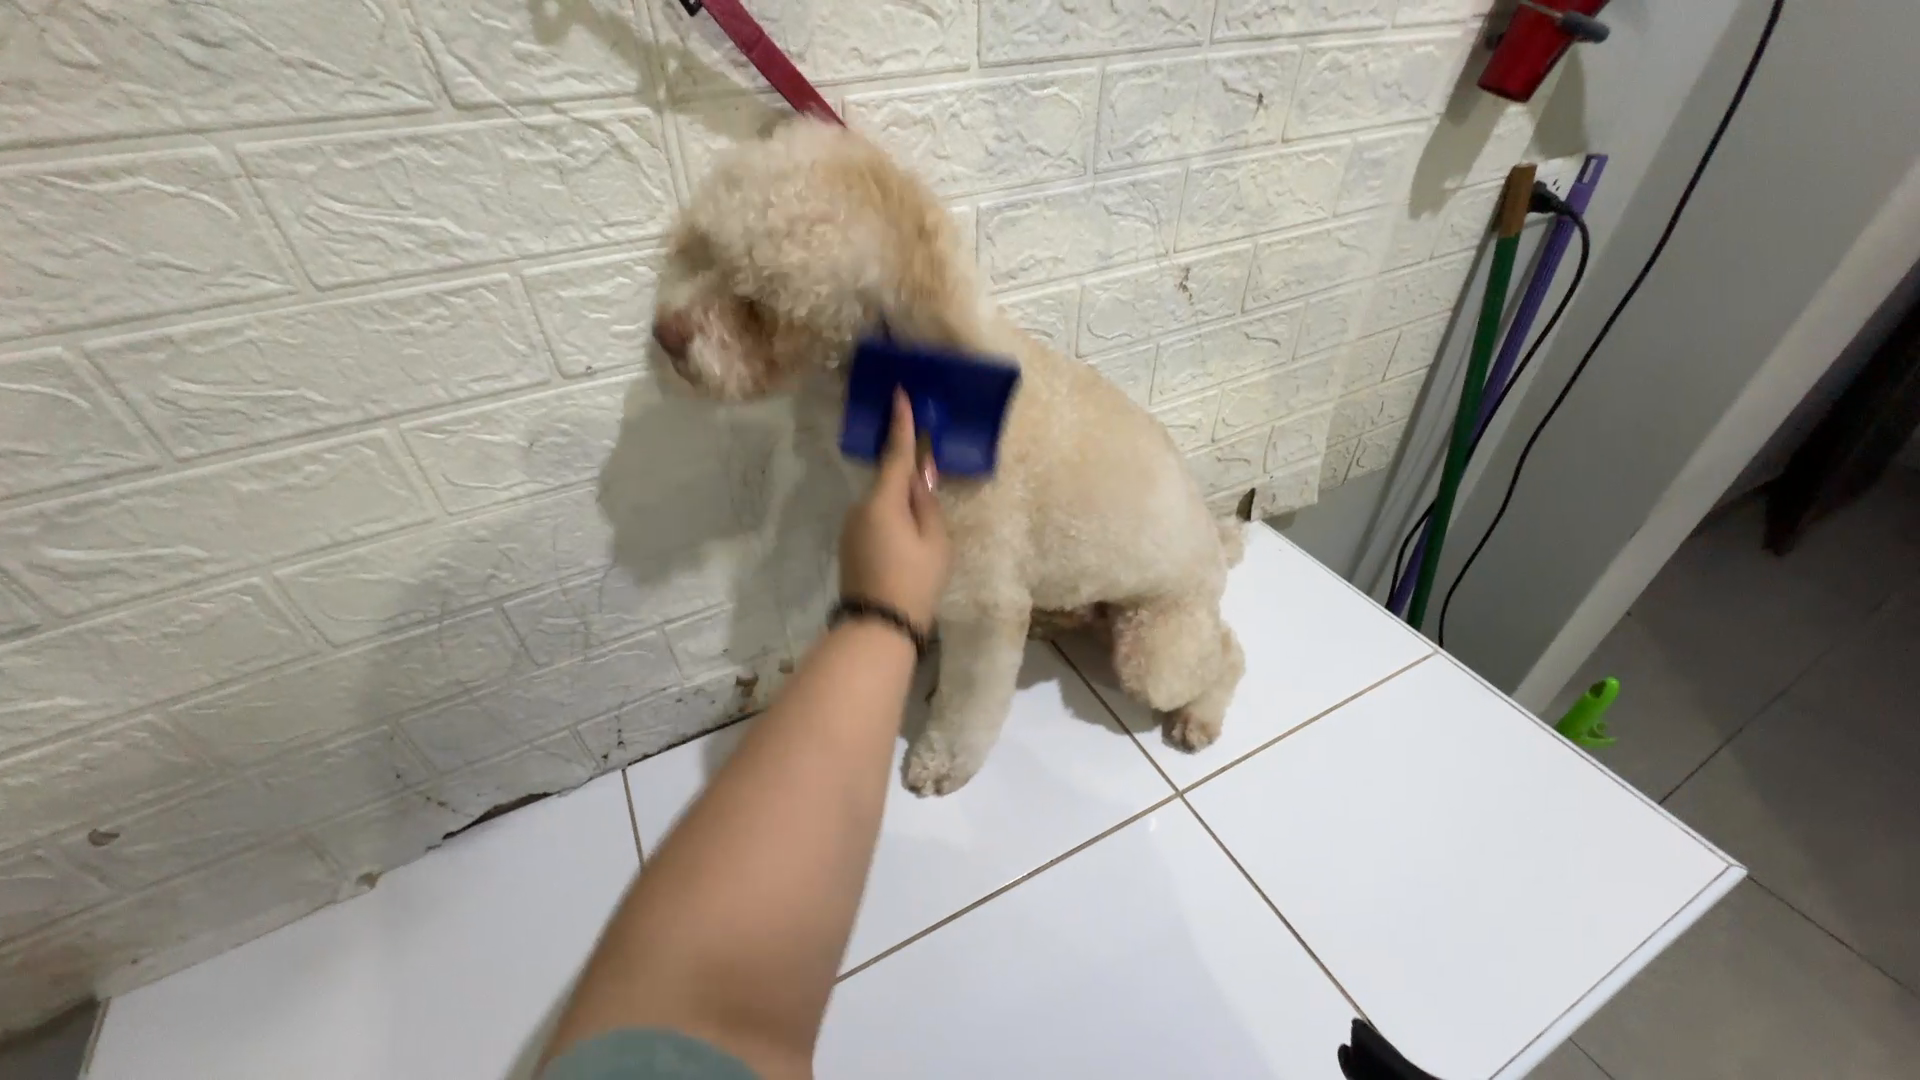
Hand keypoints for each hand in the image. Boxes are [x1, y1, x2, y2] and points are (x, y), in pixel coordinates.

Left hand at [839, 391, 950, 630]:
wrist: (879, 627)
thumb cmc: (914, 581)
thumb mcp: (935, 541)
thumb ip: (927, 502)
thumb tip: (919, 474)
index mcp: (883, 501)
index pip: (896, 454)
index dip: (901, 424)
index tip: (900, 393)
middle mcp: (860, 507)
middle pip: (890, 482)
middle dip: (909, 481)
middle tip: (932, 501)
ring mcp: (851, 527)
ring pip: (883, 504)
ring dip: (901, 507)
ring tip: (922, 541)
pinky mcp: (850, 545)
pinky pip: (876, 521)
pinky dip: (892, 522)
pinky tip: (906, 548)